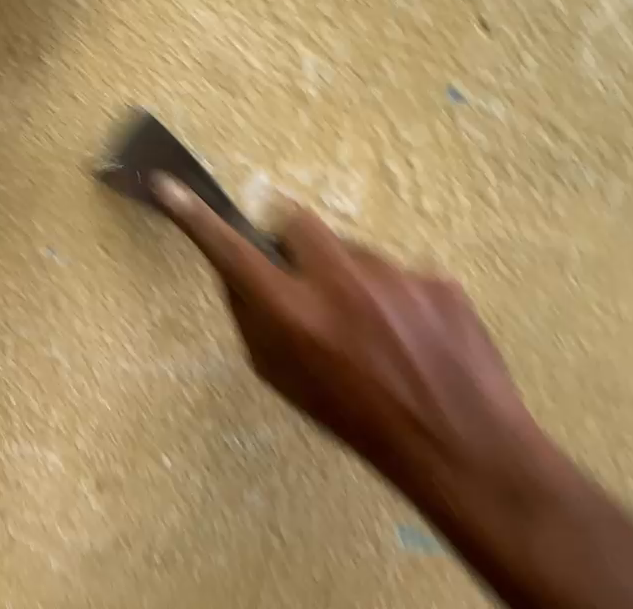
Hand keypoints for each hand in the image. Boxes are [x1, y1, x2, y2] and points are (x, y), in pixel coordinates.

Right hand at [151, 176, 549, 494]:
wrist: (466, 449)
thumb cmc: (353, 417)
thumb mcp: (279, 374)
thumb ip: (253, 316)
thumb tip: (238, 273)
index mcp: (292, 312)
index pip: (228, 249)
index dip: (192, 215)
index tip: (165, 184)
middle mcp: (339, 283)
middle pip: (296, 222)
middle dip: (292, 241)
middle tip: (306, 279)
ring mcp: (396, 277)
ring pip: (352, 252)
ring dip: (349, 276)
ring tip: (375, 328)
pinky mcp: (440, 282)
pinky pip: (400, 273)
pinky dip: (395, 296)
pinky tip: (413, 336)